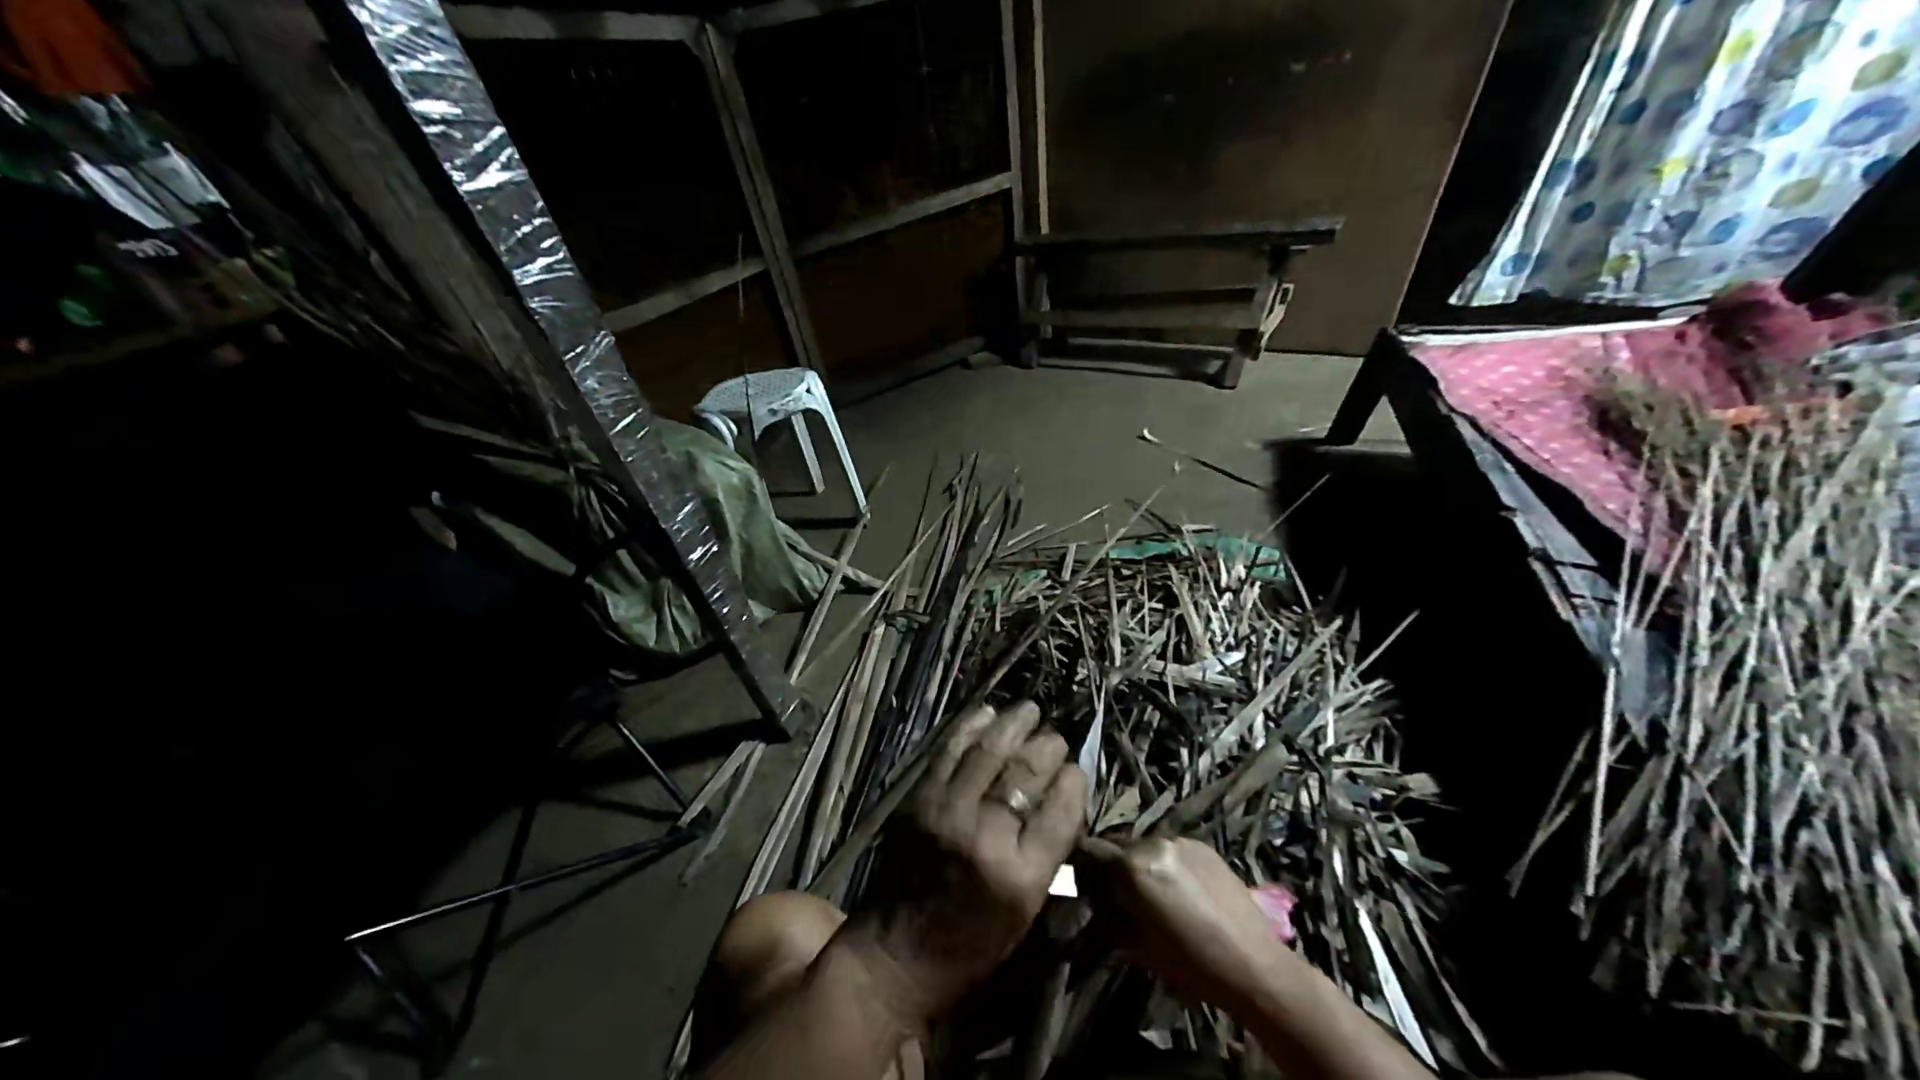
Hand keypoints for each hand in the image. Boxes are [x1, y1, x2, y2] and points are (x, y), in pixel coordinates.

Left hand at [843, 701, 1086, 1028]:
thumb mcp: (1027, 909)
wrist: (900, 951)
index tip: (1077, 771)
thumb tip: (1066, 795)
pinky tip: (987, 713)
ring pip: (990, 752)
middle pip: (1027, 774)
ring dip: (1014, 724)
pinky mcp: (919, 799)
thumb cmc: (973, 941)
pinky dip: (971, 727)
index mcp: (1022, 876)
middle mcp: (987, 837)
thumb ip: (1049, 851)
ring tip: (1029, 710)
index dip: (1074, 782)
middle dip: (1048, 747)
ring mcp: (948, 812)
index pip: (1061, 810)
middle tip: (1057, 738)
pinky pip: (949, 750)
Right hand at [1077, 836, 1288, 1010]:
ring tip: (1150, 892)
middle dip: (1111, 864)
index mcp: (1133, 865)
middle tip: (1114, 891)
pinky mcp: (1204, 846)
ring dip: (1139, 862)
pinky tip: (1178, 889)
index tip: (1078, 879)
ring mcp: (1181, 841)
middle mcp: (1154, 842)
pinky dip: (1166, 863)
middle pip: (1118, 844)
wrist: (1253, 964)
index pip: (1090, 848)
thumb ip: (1107, 912)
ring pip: (1145, 845)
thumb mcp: (1135, 943)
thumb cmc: (1189, 961)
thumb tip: (1090, 897)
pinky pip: (1171, 848)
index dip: (1080, 863)